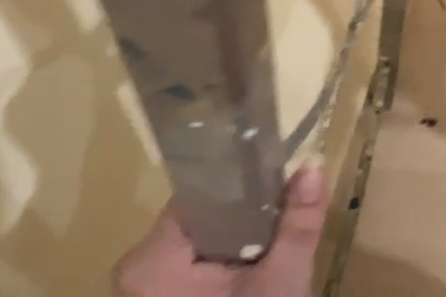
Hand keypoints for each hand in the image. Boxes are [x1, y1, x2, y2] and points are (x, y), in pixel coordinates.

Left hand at [115, 165, 327, 296]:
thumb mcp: (281, 283)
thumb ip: (297, 223)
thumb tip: (312, 162)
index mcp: (150, 261)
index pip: (202, 192)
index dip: (245, 182)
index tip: (282, 181)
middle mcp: (134, 273)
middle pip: (203, 215)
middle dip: (248, 214)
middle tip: (286, 218)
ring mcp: (141, 293)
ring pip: (201, 241)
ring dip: (240, 238)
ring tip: (273, 247)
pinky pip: (193, 266)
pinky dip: (225, 264)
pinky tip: (252, 276)